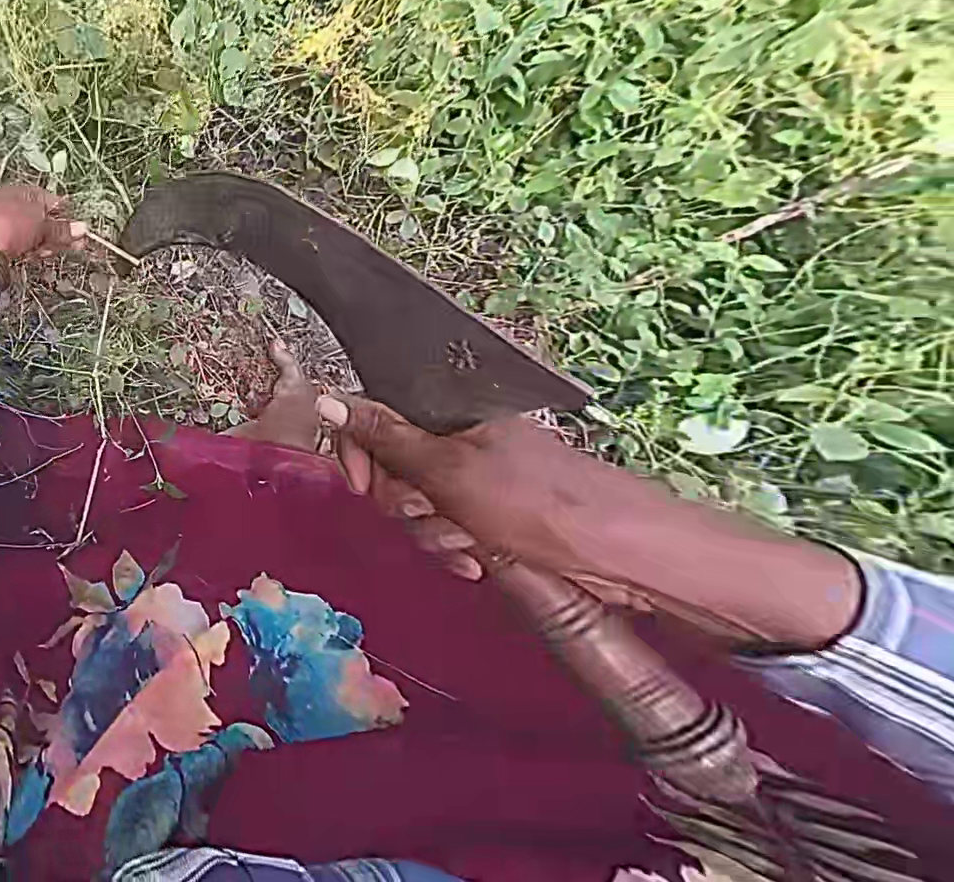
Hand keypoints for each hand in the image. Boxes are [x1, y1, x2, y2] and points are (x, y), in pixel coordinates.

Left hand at [0, 185, 84, 272]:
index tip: (77, 230)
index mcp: (23, 192)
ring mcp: (5, 224)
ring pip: (32, 233)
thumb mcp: (40, 225)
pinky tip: (34, 255)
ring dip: (44, 243)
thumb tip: (82, 229)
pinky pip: (21, 244)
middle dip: (57, 232)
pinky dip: (30, 249)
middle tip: (72, 245)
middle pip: (42, 218)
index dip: (65, 215)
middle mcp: (13, 204)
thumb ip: (61, 229)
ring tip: (48, 251)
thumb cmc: (8, 226)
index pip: (51, 200)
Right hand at [316, 393, 861, 648]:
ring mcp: (474, 478)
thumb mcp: (447, 468)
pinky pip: (445, 527)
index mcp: (445, 416)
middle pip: (388, 466)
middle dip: (400, 501)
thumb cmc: (538, 504)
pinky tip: (477, 560)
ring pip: (414, 503)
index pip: (371, 421)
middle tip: (426, 514)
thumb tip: (325, 398)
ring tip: (466, 545)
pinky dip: (453, 547)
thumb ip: (382, 435)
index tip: (359, 487)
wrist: (634, 558)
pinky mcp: (490, 513)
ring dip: (430, 531)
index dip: (357, 454)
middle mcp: (455, 441)